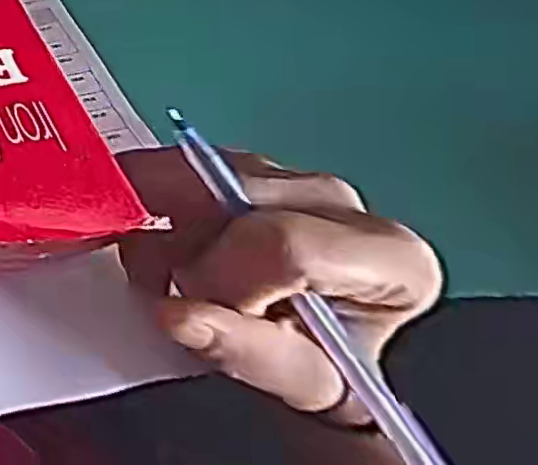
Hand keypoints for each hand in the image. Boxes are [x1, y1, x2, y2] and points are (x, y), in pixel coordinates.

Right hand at [117, 148, 442, 424]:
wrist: (306, 342)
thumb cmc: (318, 361)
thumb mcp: (296, 378)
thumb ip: (243, 349)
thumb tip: (177, 314)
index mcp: (388, 255)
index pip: (285, 245)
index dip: (229, 279)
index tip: (205, 308)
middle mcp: (337, 199)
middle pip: (233, 197)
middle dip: (185, 243)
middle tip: (173, 286)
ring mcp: (280, 171)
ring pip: (194, 172)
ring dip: (161, 217)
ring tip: (167, 267)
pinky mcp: (232, 158)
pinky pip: (172, 162)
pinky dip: (149, 194)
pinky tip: (158, 231)